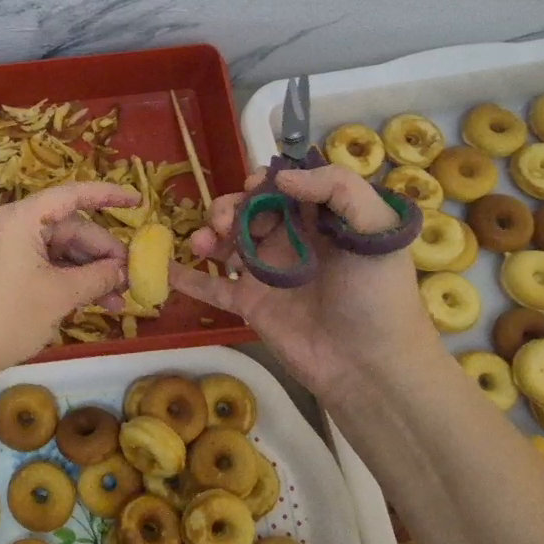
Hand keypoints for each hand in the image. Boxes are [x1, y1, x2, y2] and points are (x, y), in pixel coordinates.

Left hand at [0, 181, 141, 377]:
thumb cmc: (10, 316)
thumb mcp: (61, 295)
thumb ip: (98, 277)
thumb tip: (123, 271)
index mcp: (21, 218)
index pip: (72, 195)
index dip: (108, 195)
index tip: (138, 201)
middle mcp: (11, 226)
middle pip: (68, 228)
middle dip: (101, 253)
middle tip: (130, 278)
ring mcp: (5, 249)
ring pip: (58, 251)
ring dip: (88, 272)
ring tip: (118, 300)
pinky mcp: (2, 272)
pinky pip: (43, 265)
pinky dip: (67, 280)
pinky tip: (92, 301)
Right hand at [169, 165, 445, 406]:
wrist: (368, 365)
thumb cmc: (378, 295)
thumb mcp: (377, 230)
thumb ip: (338, 188)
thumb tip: (279, 177)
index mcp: (322, 218)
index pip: (285, 186)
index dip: (265, 180)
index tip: (253, 186)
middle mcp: (291, 240)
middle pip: (248, 210)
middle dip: (229, 206)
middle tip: (225, 222)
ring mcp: (267, 273)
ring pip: (226, 241)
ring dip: (207, 233)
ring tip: (202, 243)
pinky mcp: (249, 304)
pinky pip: (212, 286)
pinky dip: (188, 276)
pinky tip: (166, 269)